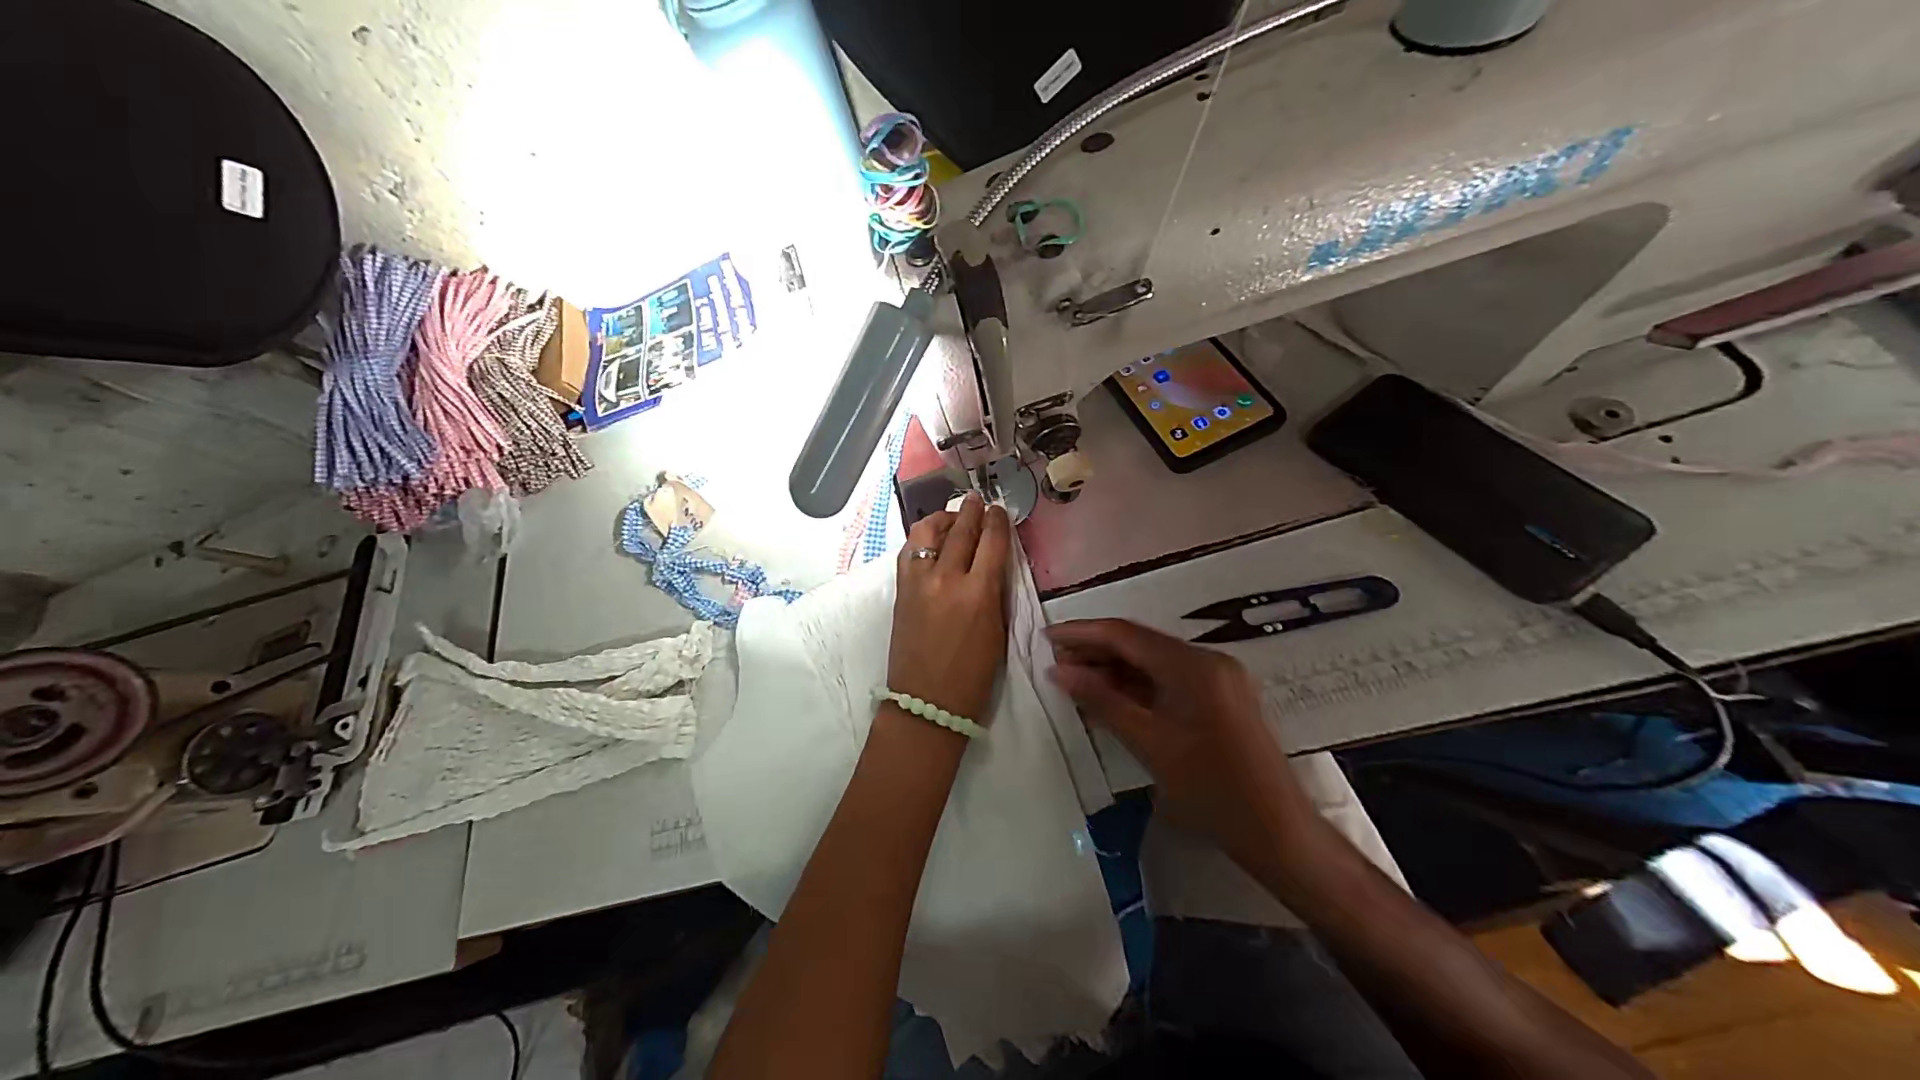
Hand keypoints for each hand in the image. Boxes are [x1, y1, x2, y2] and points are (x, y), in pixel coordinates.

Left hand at [888, 495, 1010, 724]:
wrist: (926, 701)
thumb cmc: (973, 675)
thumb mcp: (997, 631)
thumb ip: (996, 591)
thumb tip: (994, 562)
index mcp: (978, 593)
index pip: (991, 542)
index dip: (998, 521)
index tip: (1000, 510)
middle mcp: (946, 579)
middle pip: (960, 530)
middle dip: (972, 511)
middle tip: (978, 501)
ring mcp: (918, 582)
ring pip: (927, 532)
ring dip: (943, 519)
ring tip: (952, 519)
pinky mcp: (900, 590)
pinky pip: (910, 551)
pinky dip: (922, 539)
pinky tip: (931, 541)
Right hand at [1047, 619, 1320, 870]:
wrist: (1277, 830)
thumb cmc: (1212, 790)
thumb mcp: (1150, 744)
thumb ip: (1102, 701)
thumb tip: (1058, 671)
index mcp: (1193, 665)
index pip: (1125, 634)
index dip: (1081, 632)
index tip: (1045, 637)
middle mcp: (1207, 660)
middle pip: (1140, 643)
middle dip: (1095, 650)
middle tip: (1053, 662)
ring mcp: (1217, 677)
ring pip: (1153, 661)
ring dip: (1114, 668)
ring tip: (1073, 679)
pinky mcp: (1219, 697)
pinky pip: (1169, 679)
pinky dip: (1137, 684)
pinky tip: (1109, 696)